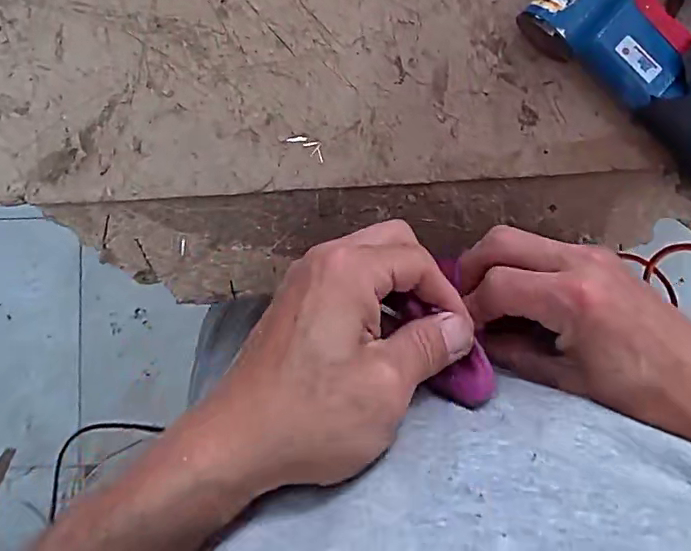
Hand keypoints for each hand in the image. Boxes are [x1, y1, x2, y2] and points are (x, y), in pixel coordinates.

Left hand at [180, 220, 475, 491]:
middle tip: (437, 322)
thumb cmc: (312, 415)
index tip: (462, 334)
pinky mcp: (295, 297)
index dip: (447, 295)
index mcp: (349, 268)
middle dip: (424, 278)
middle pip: (395, 242)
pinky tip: (379, 336)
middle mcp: (326, 257)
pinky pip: (348, 275)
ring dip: (399, 286)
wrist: (229, 448)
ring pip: (371, 256)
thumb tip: (459, 328)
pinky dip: (373, 294)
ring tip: (413, 332)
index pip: (418, 260)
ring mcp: (305, 274)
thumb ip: (430, 346)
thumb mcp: (386, 385)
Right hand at [459, 225, 690, 456]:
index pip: (497, 283)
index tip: (462, 331)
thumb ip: (518, 355)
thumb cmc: (644, 393)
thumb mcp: (571, 382)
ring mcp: (594, 254)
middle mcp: (581, 261)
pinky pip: (549, 250)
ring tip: (491, 305)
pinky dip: (526, 266)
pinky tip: (525, 301)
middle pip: (502, 241)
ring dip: (499, 264)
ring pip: (525, 239)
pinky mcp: (603, 258)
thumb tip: (481, 342)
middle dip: (472, 268)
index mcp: (573, 295)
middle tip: (463, 305)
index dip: (470, 307)